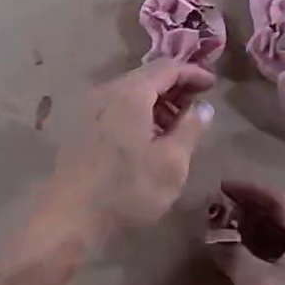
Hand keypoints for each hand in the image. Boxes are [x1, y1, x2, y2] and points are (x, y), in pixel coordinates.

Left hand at [44, 59, 216, 236]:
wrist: (71, 217)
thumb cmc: (128, 189)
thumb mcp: (171, 163)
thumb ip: (190, 128)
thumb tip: (203, 107)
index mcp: (130, 94)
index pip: (167, 67)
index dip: (193, 73)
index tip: (213, 85)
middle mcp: (106, 92)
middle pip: (146, 76)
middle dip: (175, 86)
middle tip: (197, 103)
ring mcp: (89, 108)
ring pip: (129, 91)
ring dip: (156, 101)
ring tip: (177, 123)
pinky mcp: (81, 126)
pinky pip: (115, 106)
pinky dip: (137, 111)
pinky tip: (148, 135)